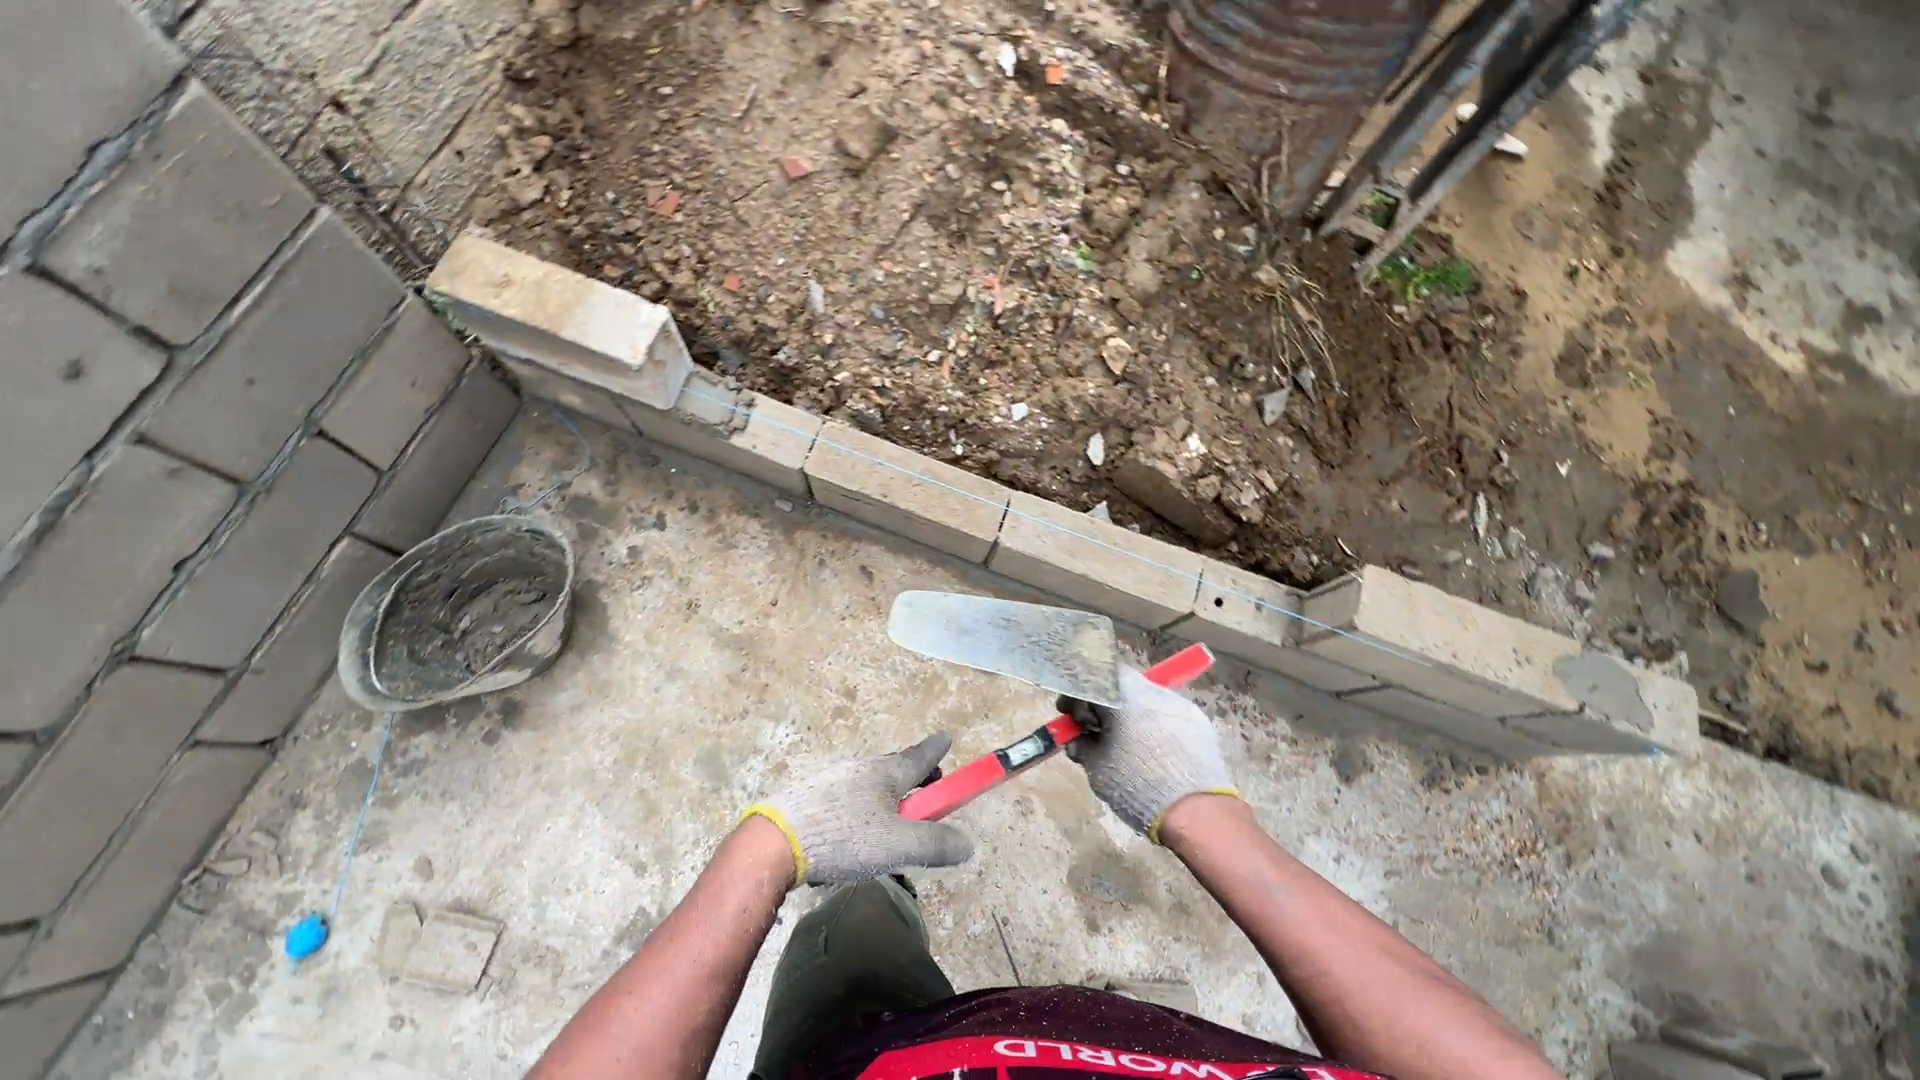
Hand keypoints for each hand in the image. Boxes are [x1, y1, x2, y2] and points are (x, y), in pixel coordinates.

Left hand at [742, 733, 974, 886]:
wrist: (774, 843)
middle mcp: (860, 767)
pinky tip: (850, 836)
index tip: (947, 737)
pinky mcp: (809, 797)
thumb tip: (968, 843)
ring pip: (867, 783)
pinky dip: (857, 809)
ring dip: (884, 796)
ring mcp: (831, 779)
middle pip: (894, 767)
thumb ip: (936, 844)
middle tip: (924, 794)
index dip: (937, 750)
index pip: (920, 756)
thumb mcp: (899, 846)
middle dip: (913, 777)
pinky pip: (844, 798)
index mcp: (886, 772)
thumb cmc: (844, 838)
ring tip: (887, 825)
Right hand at [1064, 666, 1238, 841]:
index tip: (1067, 713)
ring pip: (1145, 699)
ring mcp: (1181, 705)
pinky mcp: (1199, 722)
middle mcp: (1154, 691)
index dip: (1077, 693)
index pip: (1092, 676)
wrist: (1197, 813)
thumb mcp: (1097, 768)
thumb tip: (1080, 739)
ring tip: (1123, 745)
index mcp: (1124, 695)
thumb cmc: (1138, 786)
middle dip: (1103, 704)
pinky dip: (1151, 725)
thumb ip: (1083, 745)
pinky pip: (1166, 715)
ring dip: (1128, 715)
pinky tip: (1150, 752)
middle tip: (1092, 730)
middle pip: (1120, 685)